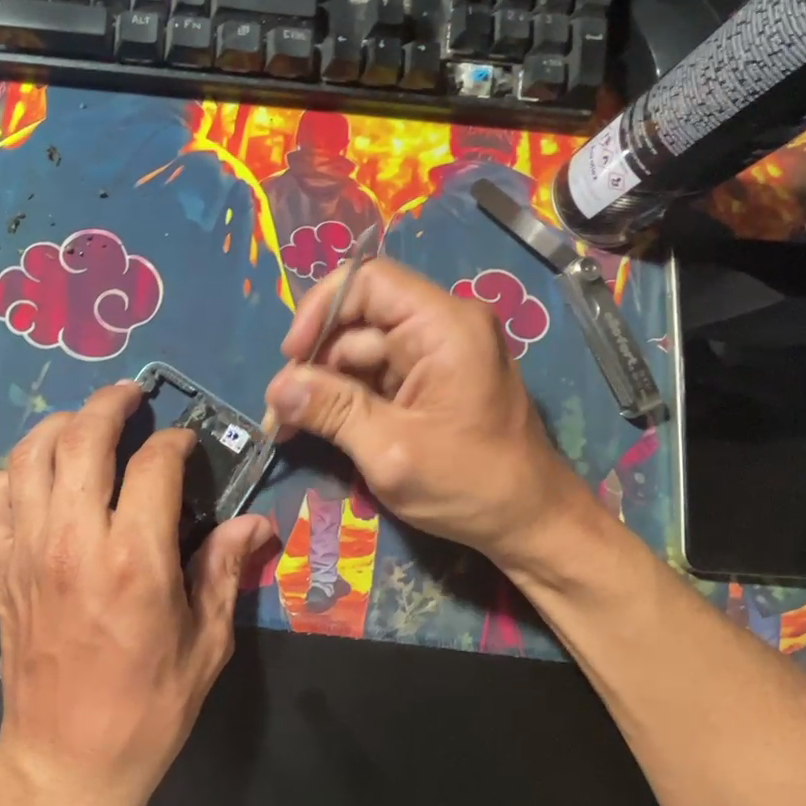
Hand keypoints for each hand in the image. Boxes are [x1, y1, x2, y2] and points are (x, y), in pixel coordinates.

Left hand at [0, 383, 276, 805]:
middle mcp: (73, 540)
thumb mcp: (206, 644)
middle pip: (81, 438)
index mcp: (134, 558)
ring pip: (29, 456)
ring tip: (83, 424)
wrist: (68, 759)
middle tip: (131, 396)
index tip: (186, 444)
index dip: (175, 442)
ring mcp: (27, 550)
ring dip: (58, 426)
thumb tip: (257, 523)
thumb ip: (224, 572)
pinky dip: (9, 473)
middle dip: (109, 404)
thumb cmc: (148, 709)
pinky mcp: (0, 569)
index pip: (153, 465)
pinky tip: (34, 476)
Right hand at [263, 258, 591, 567]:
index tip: (292, 358)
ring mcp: (435, 355)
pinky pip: (373, 377)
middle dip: (314, 362)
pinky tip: (314, 427)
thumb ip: (332, 411)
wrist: (529, 523)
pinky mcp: (428, 382)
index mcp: (443, 327)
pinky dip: (342, 400)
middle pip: (357, 320)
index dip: (320, 310)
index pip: (368, 281)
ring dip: (322, 387)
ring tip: (288, 427)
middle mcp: (440, 328)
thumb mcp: (390, 450)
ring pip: (359, 351)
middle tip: (279, 412)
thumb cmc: (469, 485)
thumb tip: (276, 389)